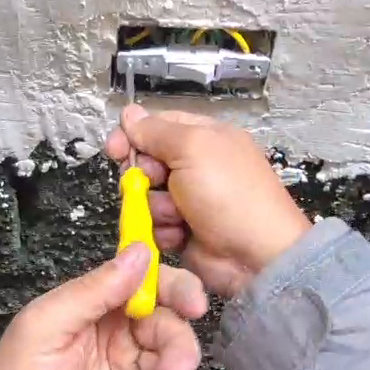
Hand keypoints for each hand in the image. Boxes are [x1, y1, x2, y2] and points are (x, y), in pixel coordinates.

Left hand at [0, 244, 208, 369]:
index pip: (146, 280)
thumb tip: (140, 251)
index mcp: (95, 303)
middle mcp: (118, 330)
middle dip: (180, 347)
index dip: (176, 287)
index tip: (193, 305)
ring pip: (177, 358)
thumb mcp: (46, 328)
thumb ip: (92, 290)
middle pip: (170, 322)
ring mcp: (131, 366)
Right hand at [104, 106, 312, 298]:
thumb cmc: (229, 194)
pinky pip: (154, 225)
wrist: (255, 256)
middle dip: (143, 175)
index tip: (114, 149)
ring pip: (146, 197)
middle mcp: (196, 166)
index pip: (157, 126)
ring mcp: (189, 200)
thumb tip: (129, 113)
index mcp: (204, 137)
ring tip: (178, 215)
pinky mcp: (183, 230)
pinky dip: (163, 231)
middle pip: (146, 162)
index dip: (132, 135)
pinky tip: (180, 234)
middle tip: (154, 182)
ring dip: (155, 207)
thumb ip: (156, 130)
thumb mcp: (193, 148)